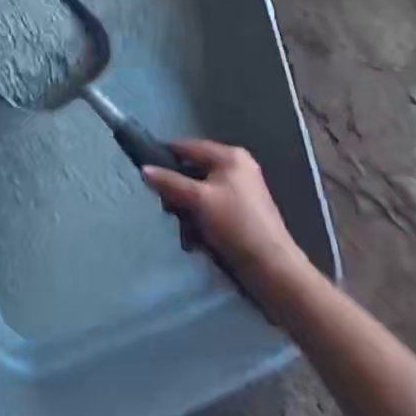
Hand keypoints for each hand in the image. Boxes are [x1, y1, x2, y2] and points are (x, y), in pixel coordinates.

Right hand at [142, 139, 310, 289]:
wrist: (271, 268)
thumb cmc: (235, 225)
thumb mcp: (198, 200)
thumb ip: (169, 182)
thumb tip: (144, 169)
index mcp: (229, 156)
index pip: (186, 147)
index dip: (165, 159)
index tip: (148, 178)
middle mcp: (236, 167)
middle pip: (191, 172)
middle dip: (178, 195)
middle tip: (172, 213)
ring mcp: (239, 190)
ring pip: (198, 193)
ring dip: (188, 214)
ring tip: (189, 234)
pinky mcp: (240, 213)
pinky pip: (209, 209)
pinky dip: (200, 223)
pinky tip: (199, 241)